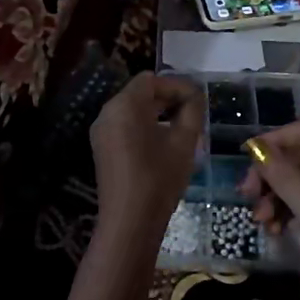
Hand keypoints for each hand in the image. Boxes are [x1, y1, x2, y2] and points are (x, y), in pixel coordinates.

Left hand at [89, 73, 204, 238]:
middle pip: (140, 93)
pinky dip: (144, 126)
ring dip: (157, 113)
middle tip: (195, 114)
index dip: (177, 86)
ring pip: (132, 110)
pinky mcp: (102, 148)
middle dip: (168, 99)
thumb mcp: (184, 142)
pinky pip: (124, 126)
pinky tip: (163, 142)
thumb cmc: (159, 178)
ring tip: (183, 128)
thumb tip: (193, 98)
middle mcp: (107, 112)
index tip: (198, 102)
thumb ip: (192, 112)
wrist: (130, 220)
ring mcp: (101, 131)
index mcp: (124, 105)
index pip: (152, 79)